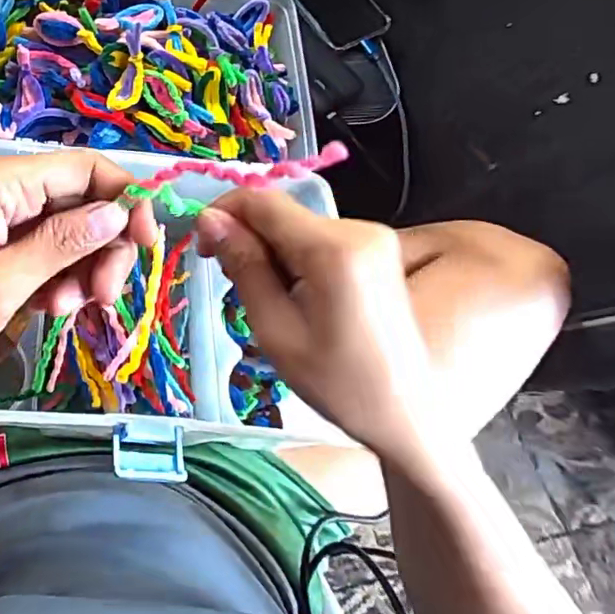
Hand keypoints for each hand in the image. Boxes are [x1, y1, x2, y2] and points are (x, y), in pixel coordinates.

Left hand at [0, 150, 156, 394]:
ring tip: (67, 308)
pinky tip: (50, 306)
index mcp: (0, 182)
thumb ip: (60, 246)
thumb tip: (119, 213)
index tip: (149, 244)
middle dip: (104, 246)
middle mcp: (2, 188)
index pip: (86, 167)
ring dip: (82, 268)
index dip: (127, 198)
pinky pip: (45, 249)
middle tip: (103, 297)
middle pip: (83, 200)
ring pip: (70, 228)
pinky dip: (58, 277)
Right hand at [197, 188, 445, 474]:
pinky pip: (318, 239)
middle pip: (280, 214)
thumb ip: (244, 265)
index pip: (262, 201)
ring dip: (270, 252)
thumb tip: (210, 219)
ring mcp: (374, 237)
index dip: (223, 214)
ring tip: (271, 301)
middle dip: (248, 239)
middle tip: (235, 286)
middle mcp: (359, 229)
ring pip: (296, 227)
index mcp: (334, 249)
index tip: (203, 248)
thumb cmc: (338, 382)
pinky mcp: (378, 249)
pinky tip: (296, 297)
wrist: (411, 412)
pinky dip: (294, 259)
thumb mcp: (275, 329)